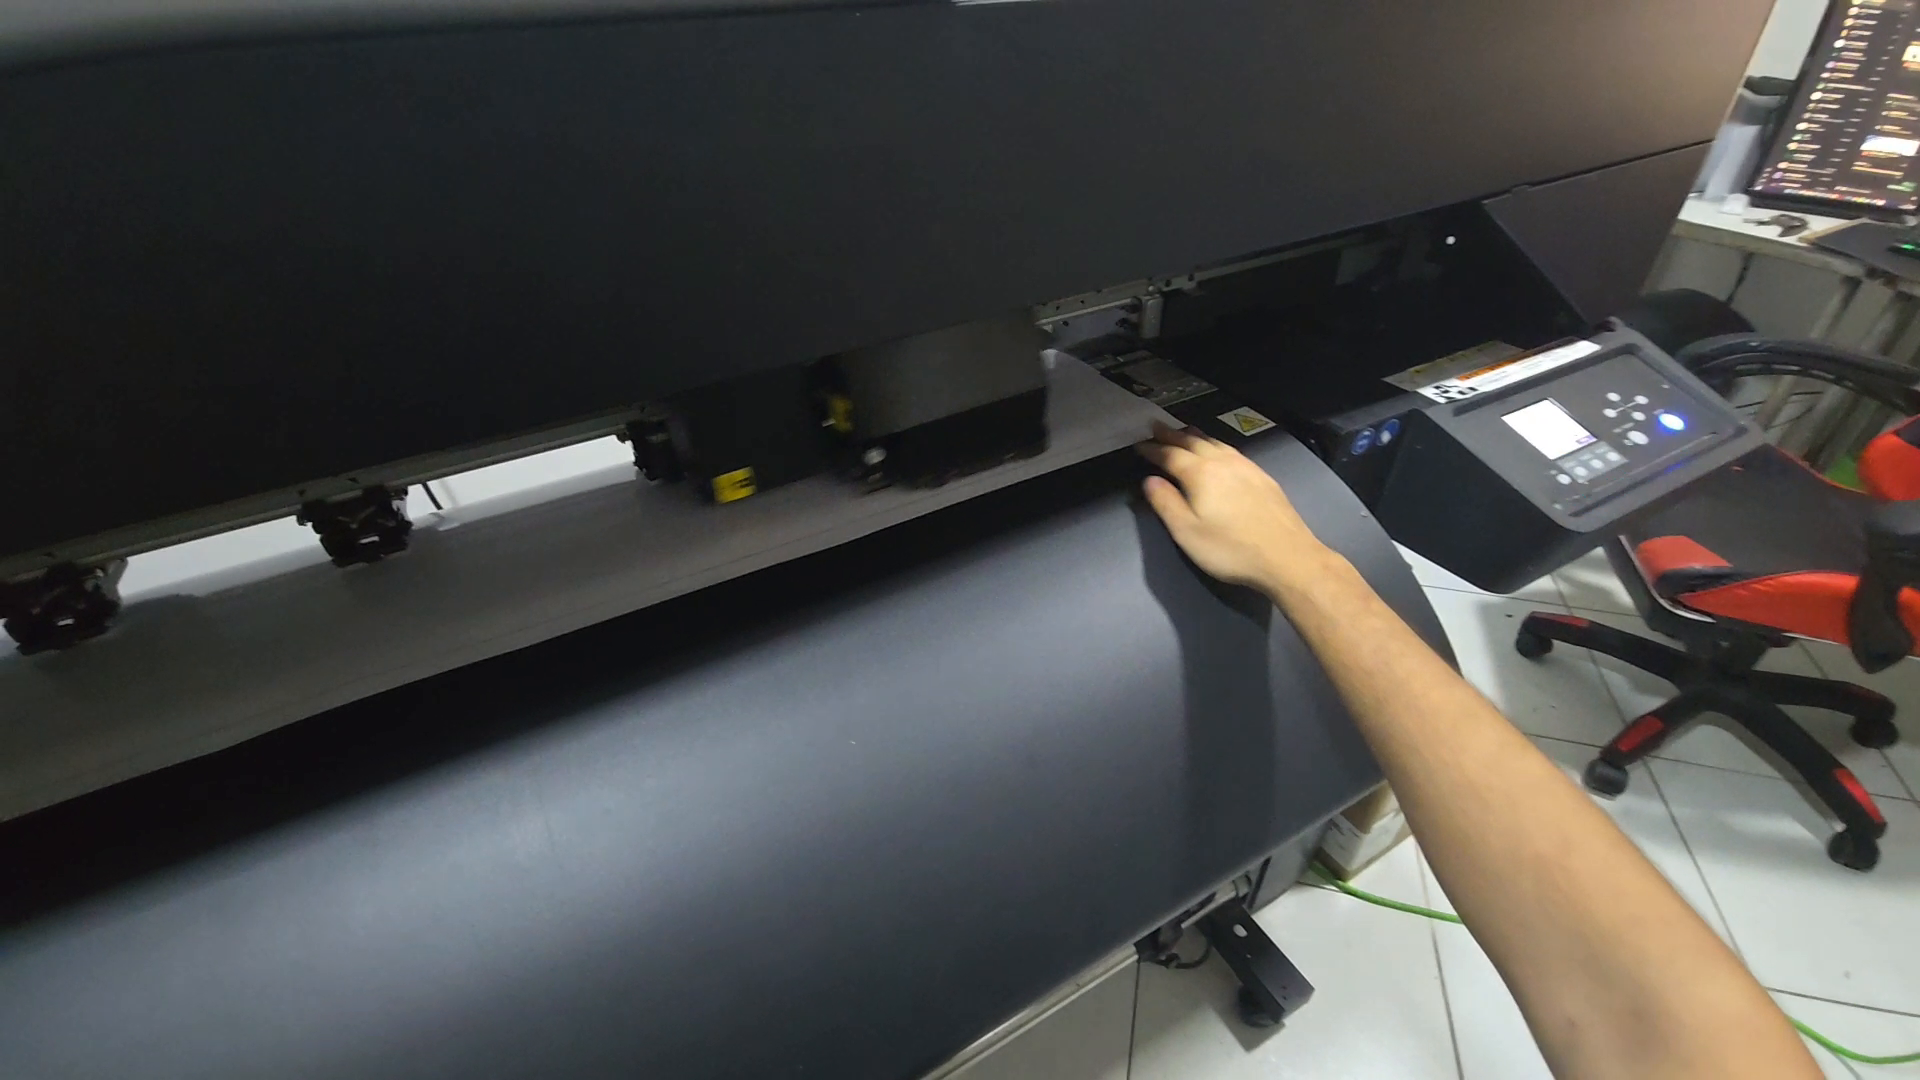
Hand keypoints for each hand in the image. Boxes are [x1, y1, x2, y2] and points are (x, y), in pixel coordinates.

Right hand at [1135, 424, 1343, 600]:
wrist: (1287, 557)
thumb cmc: (1230, 549)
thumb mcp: (1187, 532)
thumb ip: (1165, 503)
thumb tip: (1149, 480)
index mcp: (1200, 474)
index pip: (1170, 455)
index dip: (1153, 449)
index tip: (1139, 445)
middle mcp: (1223, 463)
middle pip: (1193, 442)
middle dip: (1172, 434)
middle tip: (1157, 427)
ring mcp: (1246, 467)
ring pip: (1215, 442)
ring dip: (1195, 436)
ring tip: (1184, 432)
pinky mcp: (1262, 476)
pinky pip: (1232, 450)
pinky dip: (1216, 444)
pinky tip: (1218, 451)